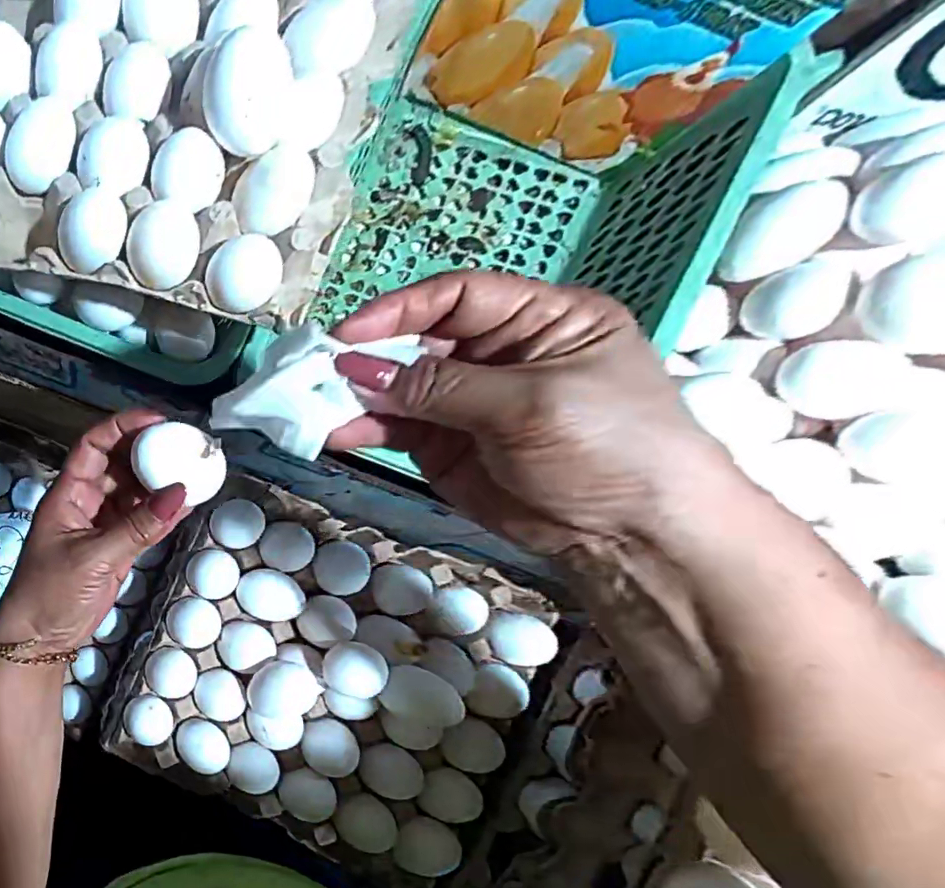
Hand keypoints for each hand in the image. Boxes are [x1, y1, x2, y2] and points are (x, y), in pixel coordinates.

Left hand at [0, 410, 190, 656]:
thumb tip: (180, 493)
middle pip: (118, 465)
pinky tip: (188, 502)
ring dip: (160, 481)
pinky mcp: (114, 549)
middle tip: (186, 443)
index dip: (122, 427)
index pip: (93, 446)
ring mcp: (101, 525)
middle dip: (148, 451)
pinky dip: (163, 513)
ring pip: (134, 493)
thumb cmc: (51, 591)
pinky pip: (142, 522)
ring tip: (195, 468)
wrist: (39, 638)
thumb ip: (137, 528)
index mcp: (67, 494)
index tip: (158, 420)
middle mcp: (85, 503)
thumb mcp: (93, 557)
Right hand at [328, 271, 733, 554]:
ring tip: (315, 406)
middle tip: (317, 372)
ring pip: (394, 387)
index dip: (399, 310)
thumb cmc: (609, 446)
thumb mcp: (531, 404)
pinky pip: (390, 427)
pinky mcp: (439, 442)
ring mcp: (461, 401)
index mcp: (537, 320)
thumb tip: (357, 370)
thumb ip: (440, 386)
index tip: (347, 335)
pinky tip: (334, 434)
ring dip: (354, 395)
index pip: (456, 297)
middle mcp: (493, 354)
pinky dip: (360, 430)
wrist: (629, 534)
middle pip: (415, 341)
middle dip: (366, 355)